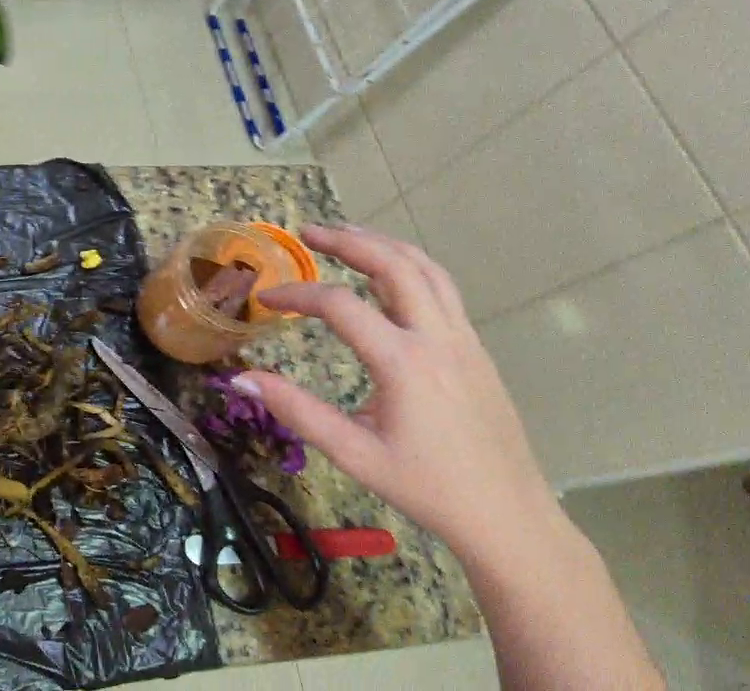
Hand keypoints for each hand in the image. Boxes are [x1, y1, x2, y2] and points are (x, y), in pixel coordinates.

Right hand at [235, 225, 559, 562]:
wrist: (509, 516)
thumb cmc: (427, 488)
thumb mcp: (354, 454)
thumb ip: (296, 410)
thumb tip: (239, 376)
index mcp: (405, 363)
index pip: (340, 305)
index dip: (296, 294)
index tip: (265, 299)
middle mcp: (438, 338)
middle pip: (394, 264)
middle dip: (348, 240)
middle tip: (307, 232)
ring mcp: (464, 340)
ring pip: (427, 269)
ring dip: (383, 245)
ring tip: (346, 236)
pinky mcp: (475, 350)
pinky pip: (443, 289)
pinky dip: (409, 266)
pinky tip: (386, 276)